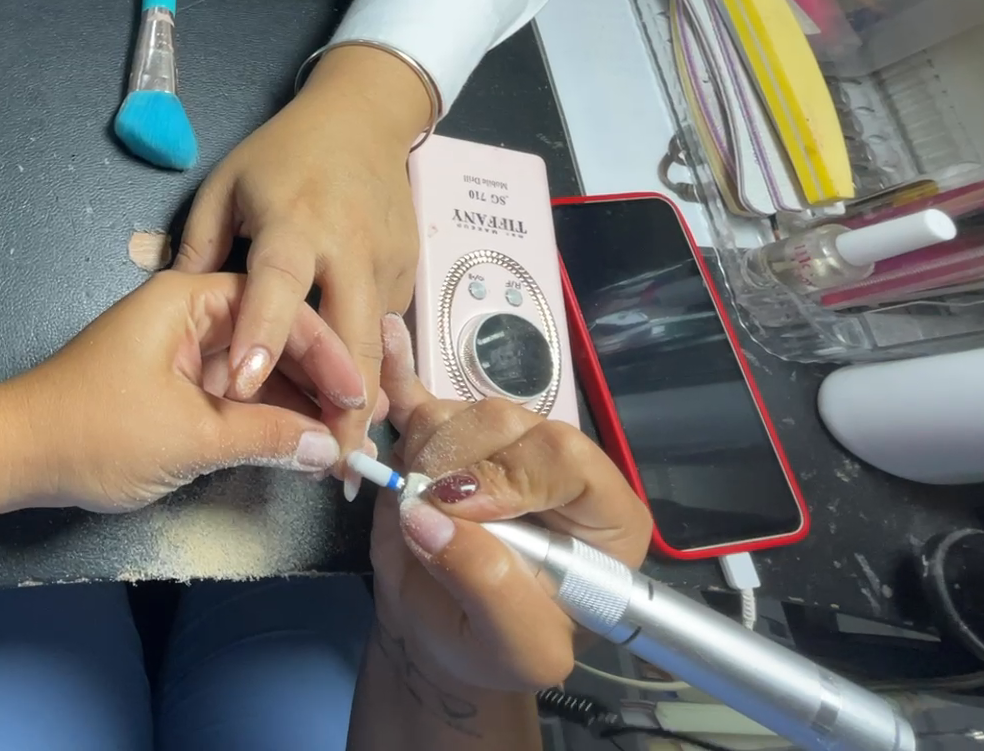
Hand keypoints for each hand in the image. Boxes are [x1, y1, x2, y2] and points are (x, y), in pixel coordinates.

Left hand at [7, 271, 364, 512]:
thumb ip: (266, 437)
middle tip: (358, 430)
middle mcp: (189, 314)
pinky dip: (264, 417)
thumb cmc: (100, 430)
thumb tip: (330, 449)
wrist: (19, 451)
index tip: (358, 397)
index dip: (324, 351)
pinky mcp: (176, 383)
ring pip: (256, 368)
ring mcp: (183, 349)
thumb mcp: (190, 435)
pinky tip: (301, 446)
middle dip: (315, 381)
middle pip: (270, 336)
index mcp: (188, 300)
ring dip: (294, 404)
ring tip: (340, 446)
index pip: (276, 307)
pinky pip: (234, 393)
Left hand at [175, 45, 427, 480]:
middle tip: (332, 458)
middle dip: (342, 397)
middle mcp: (346, 247)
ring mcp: (387, 260)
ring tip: (348, 450)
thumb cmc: (281, 153)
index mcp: (292, 225)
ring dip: (364, 393)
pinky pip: (387, 327)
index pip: (274, 287)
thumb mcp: (224, 188)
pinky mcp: (409, 270)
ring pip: (376, 340)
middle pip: (348, 333)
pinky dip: (375, 364)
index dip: (260, 337)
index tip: (244, 388)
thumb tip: (175, 297)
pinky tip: (360, 399)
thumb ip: (201, 246)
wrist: (363, 115)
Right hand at [370, 315, 652, 689]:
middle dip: (456, 461)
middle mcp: (546, 464)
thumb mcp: (516, 645)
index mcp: (596, 511)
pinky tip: (387, 337)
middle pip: (504, 421)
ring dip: (420, 447)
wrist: (439, 630)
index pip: (566, 457)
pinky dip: (397, 370)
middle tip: (425, 505)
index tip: (461, 506)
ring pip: (452, 411)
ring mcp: (488, 444)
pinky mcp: (434, 438)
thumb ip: (489, 585)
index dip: (511, 472)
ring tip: (407, 488)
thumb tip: (427, 514)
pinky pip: (415, 394)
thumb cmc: (493, 646)